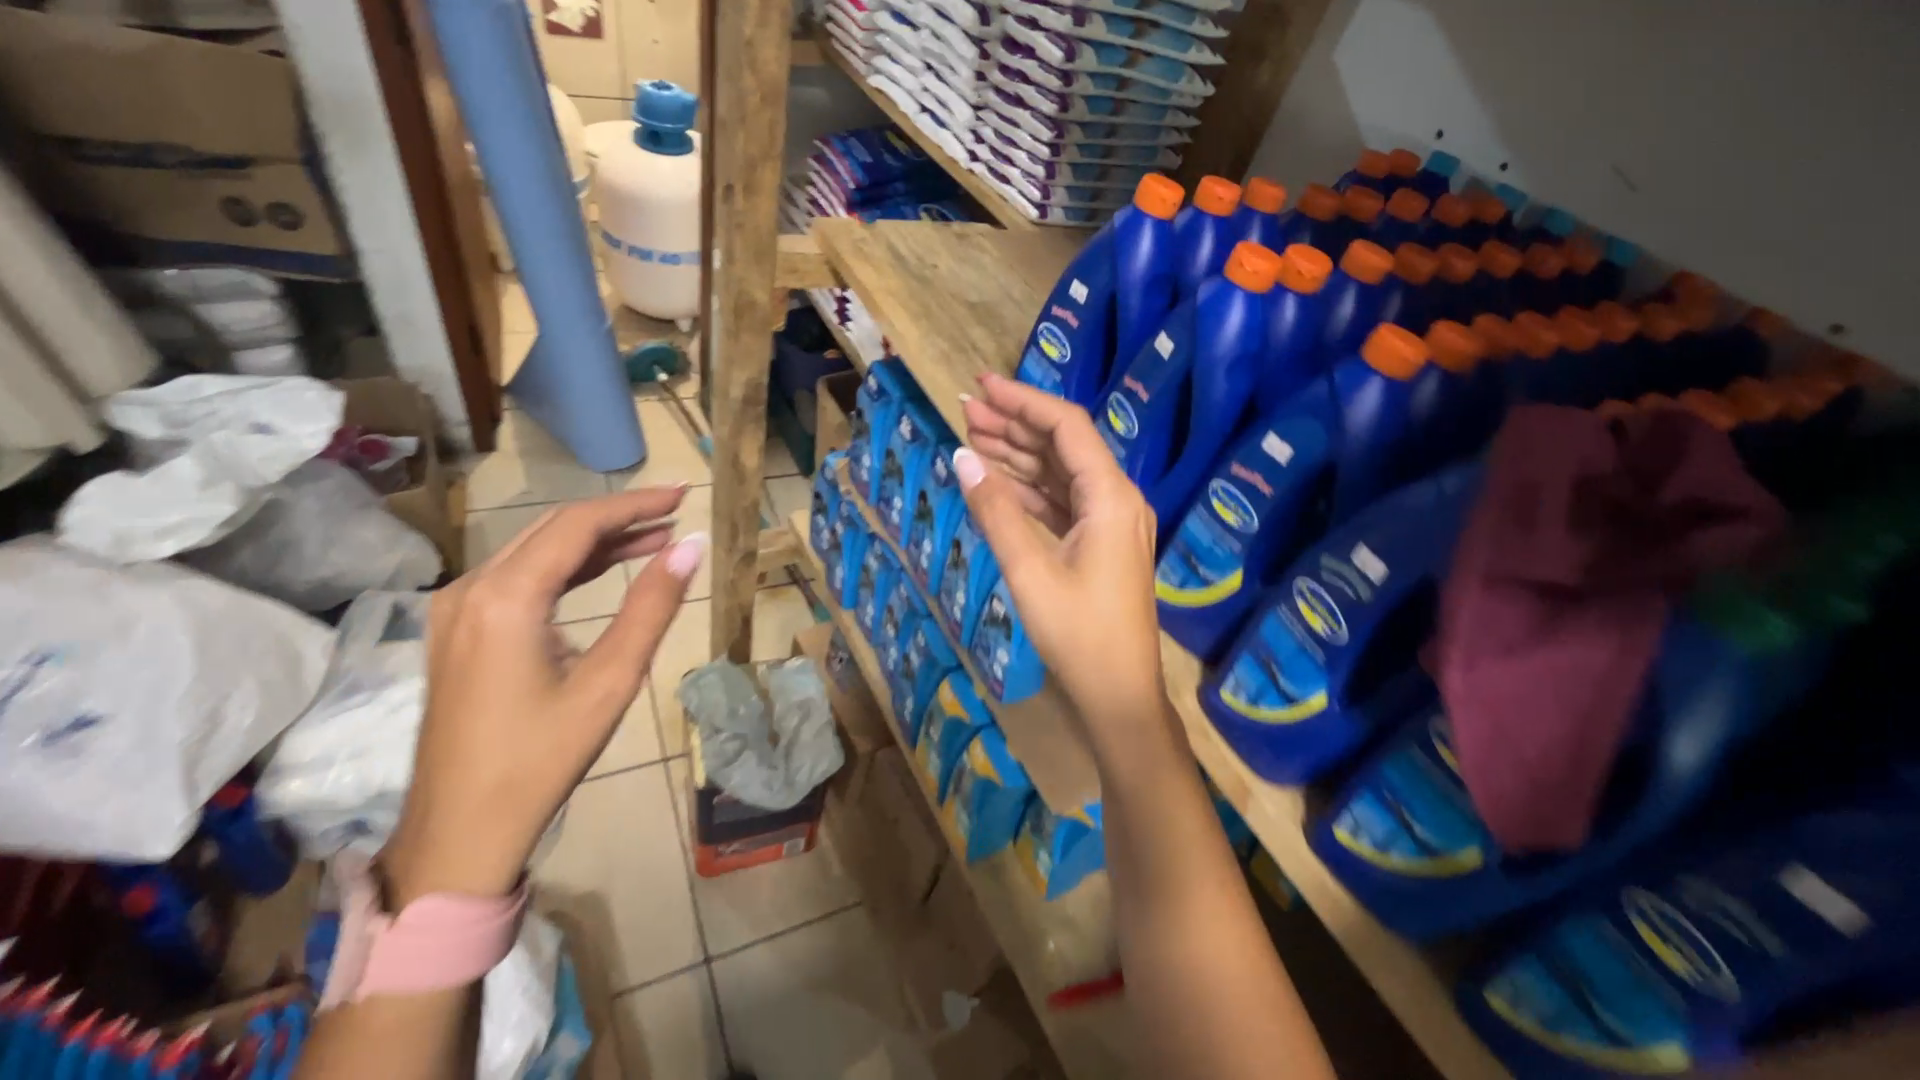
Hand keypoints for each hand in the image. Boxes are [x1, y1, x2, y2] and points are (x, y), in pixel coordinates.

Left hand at [380, 488, 706, 904]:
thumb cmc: (542, 758)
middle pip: (552, 531)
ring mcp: (455, 609)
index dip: (634, 505)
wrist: (461, 828)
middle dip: (617, 518)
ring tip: (653, 541)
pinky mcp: (455, 631)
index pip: (578, 526)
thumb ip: (651, 607)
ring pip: (533, 553)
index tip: (684, 495)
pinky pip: (515, 580)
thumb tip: (692, 548)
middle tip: (675, 514)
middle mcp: (470, 588)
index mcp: (505, 597)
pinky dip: (563, 570)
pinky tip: (600, 573)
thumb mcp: (610, 682)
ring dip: (592, 544)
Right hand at [957, 374, 1165, 725]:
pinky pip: (1063, 502)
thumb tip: (961, 458)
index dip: (1022, 400)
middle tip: (964, 411)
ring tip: (971, 437)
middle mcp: (1118, 499)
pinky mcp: (1101, 545)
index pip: (1066, 427)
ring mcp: (1111, 523)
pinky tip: (995, 481)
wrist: (1119, 693)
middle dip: (1015, 425)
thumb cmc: (1077, 633)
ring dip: (1019, 455)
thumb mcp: (1029, 570)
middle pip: (1064, 445)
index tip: (979, 386)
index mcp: (1111, 496)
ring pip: (1061, 474)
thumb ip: (995, 510)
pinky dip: (1029, 490)